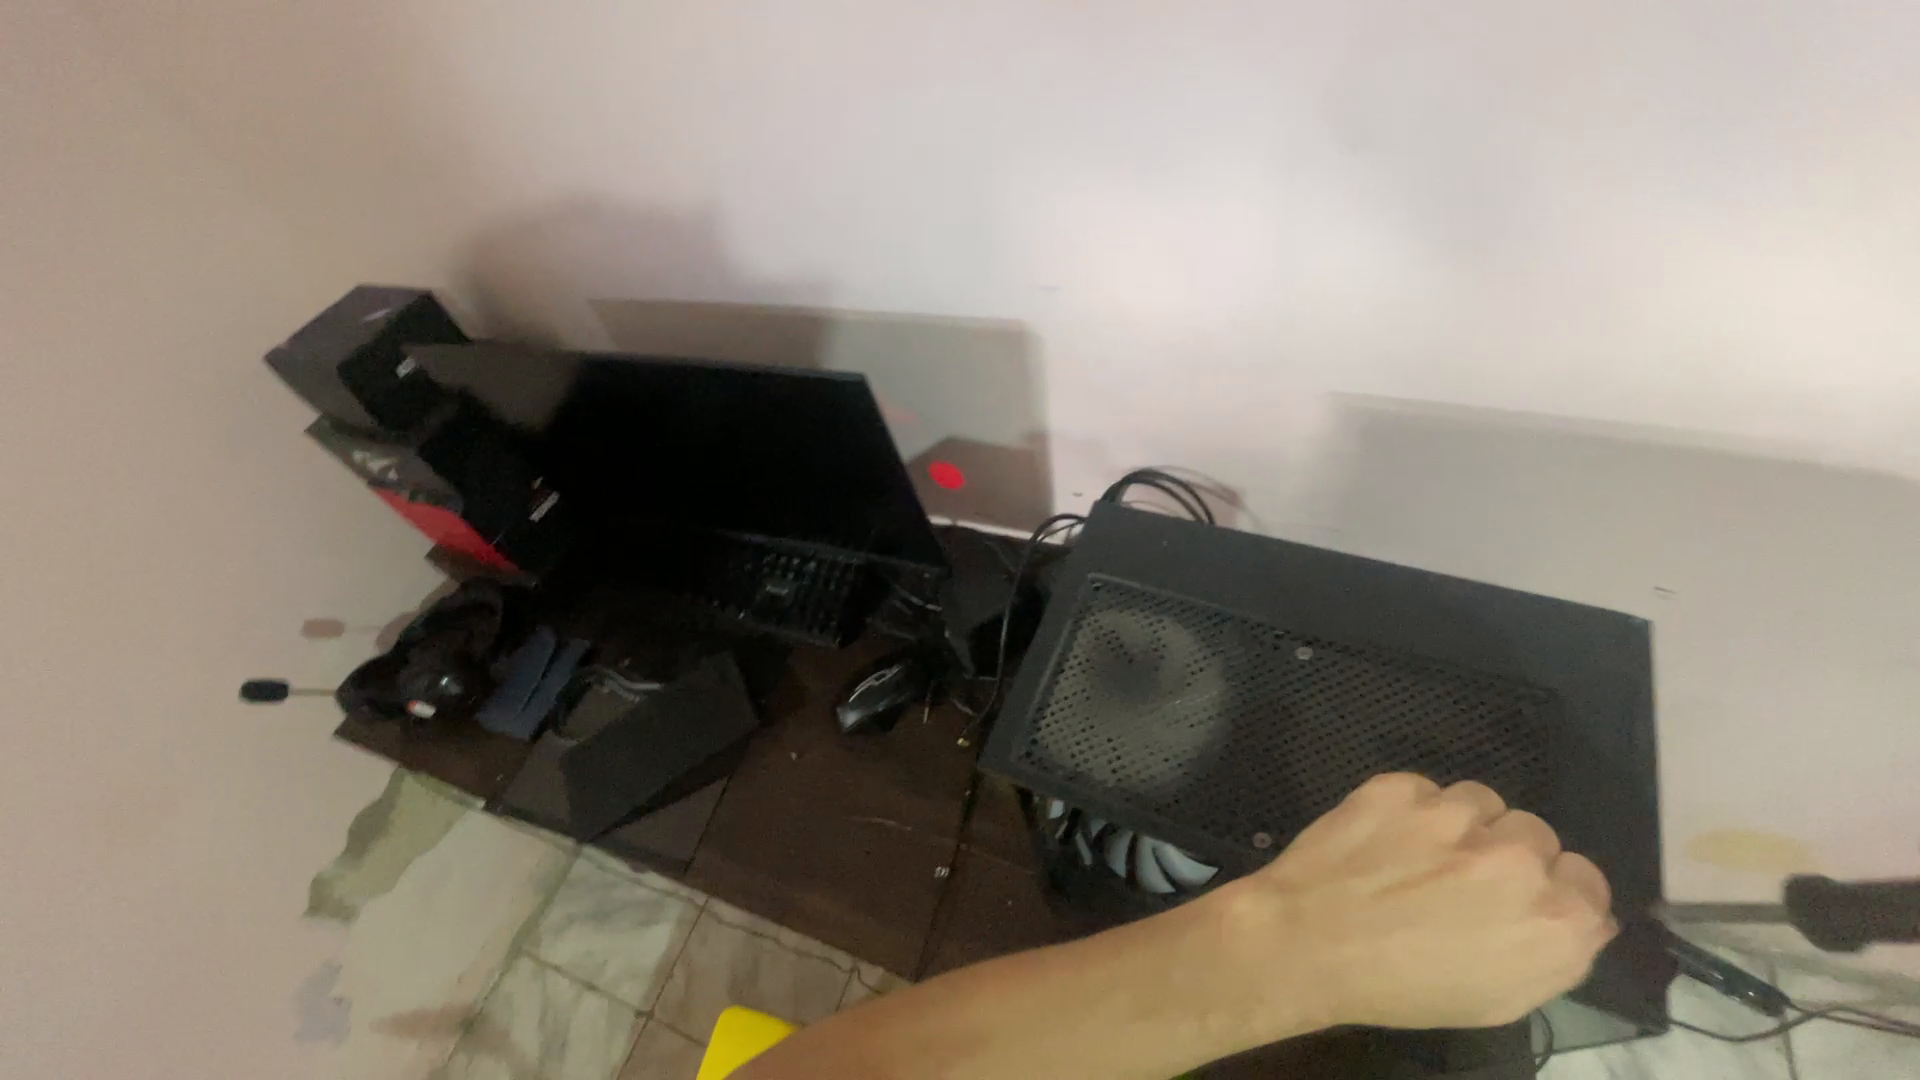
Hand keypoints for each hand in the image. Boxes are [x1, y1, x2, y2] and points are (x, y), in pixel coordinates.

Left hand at [1210, 772, 1616, 1031]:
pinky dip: (1411, 807)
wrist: (1308, 940)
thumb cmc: (1404, 987)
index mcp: (1556, 921)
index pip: (1586, 880)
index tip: (1522, 897)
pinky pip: (1424, 788)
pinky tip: (1384, 835)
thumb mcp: (1502, 998)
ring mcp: (1453, 815)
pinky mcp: (1399, 788)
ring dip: (1463, 822)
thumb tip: (1574, 911)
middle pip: (1534, 834)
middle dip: (1508, 851)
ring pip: (1482, 800)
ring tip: (1422, 851)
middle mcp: (1516, 859)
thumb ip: (1554, 949)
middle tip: (1463, 877)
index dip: (1554, 887)